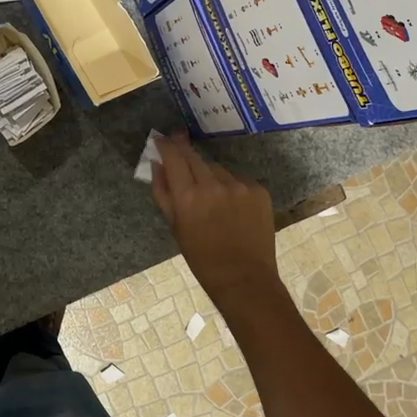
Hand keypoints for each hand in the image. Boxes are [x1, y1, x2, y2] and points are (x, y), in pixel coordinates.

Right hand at [150, 132, 281, 304]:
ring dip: (210, 174)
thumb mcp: (175, 227)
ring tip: (211, 195)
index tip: (161, 138)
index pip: (173, 157)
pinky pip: (238, 179)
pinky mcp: (258, 190)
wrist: (245, 278)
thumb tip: (157, 164)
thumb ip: (163, 192)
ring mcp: (239, 186)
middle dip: (185, 151)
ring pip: (217, 168)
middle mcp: (212, 184)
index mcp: (188, 196)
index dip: (166, 144)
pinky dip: (231, 186)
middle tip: (179, 143)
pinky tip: (232, 205)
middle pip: (194, 156)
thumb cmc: (202, 258)